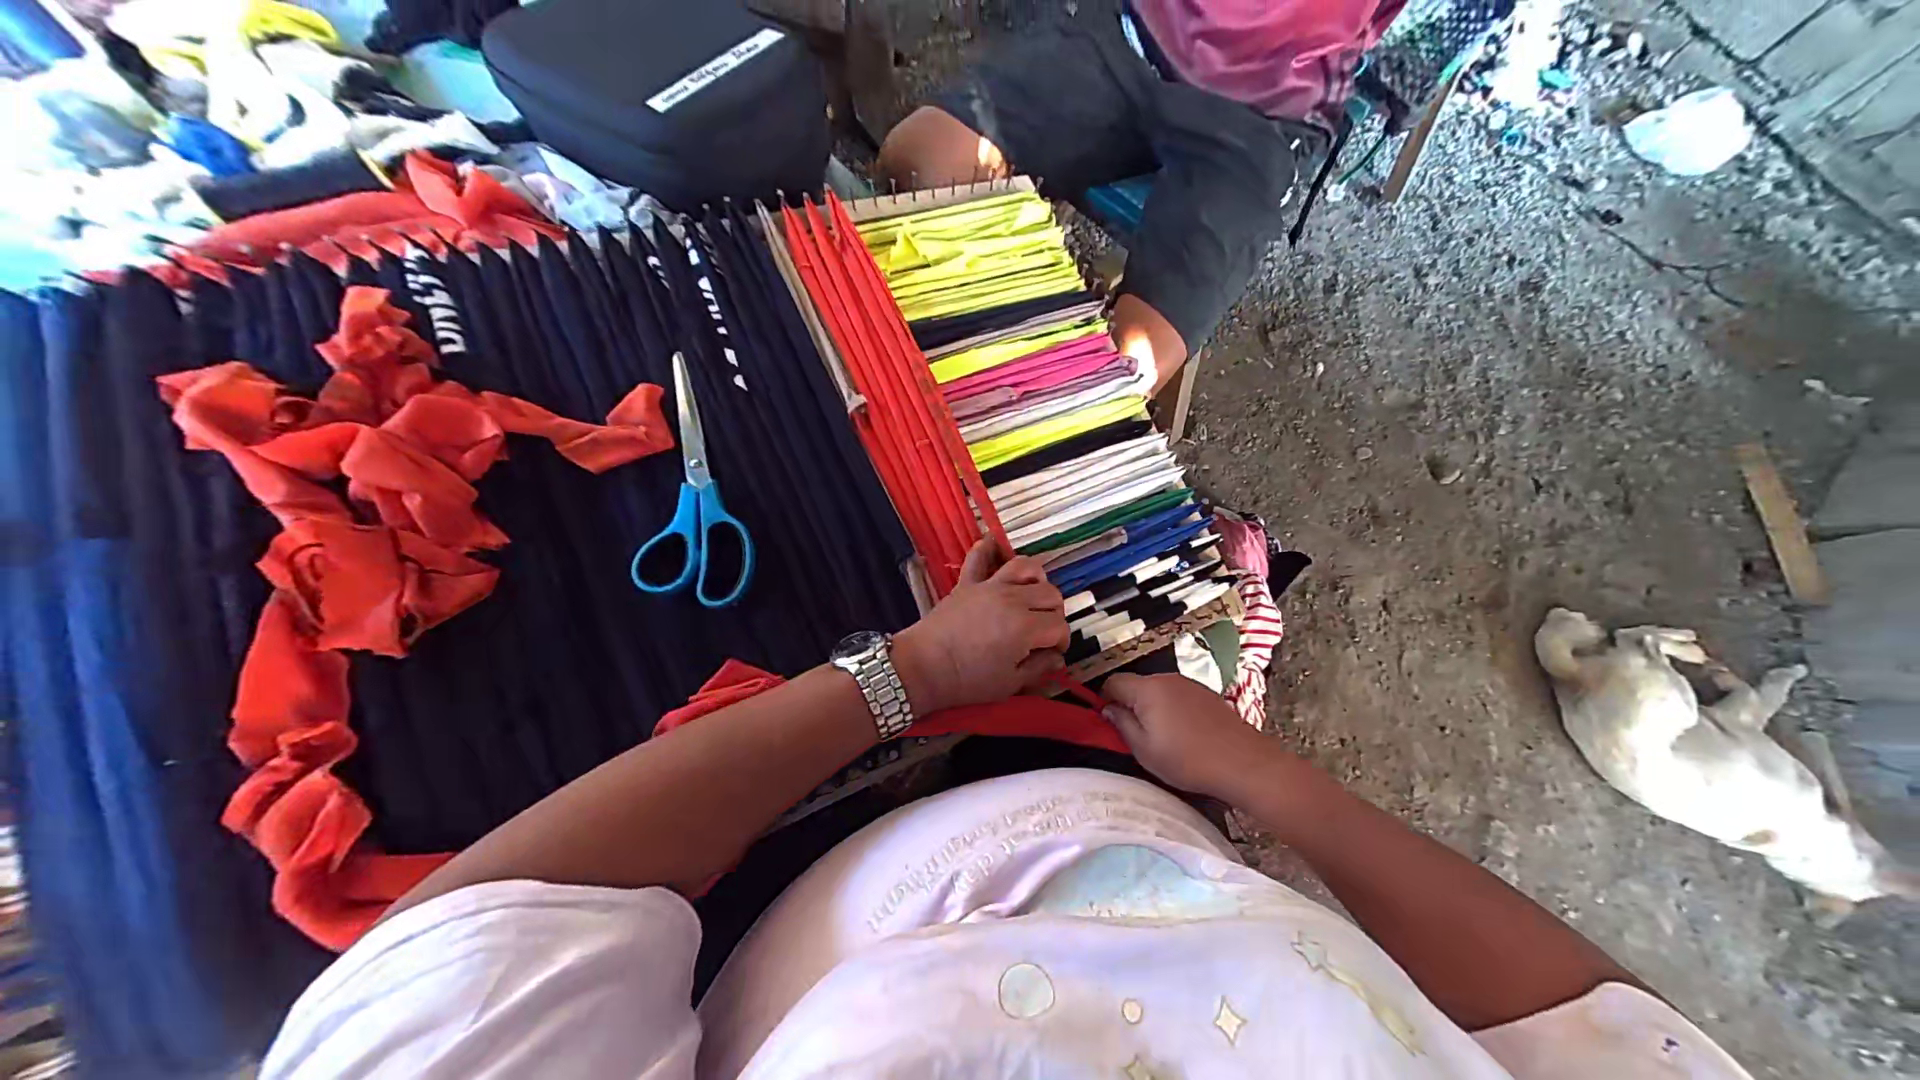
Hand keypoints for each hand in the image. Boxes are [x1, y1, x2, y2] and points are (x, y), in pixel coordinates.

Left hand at [893, 539, 1069, 712]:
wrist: (922, 667)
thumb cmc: (966, 681)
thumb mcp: (1010, 684)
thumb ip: (1039, 668)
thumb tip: (1056, 658)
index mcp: (1026, 627)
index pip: (1059, 626)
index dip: (1062, 641)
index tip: (1053, 652)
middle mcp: (1012, 599)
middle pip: (1051, 594)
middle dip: (1054, 614)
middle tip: (1043, 632)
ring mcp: (989, 586)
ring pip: (1026, 567)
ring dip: (1036, 580)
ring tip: (1031, 596)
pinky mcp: (968, 583)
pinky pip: (980, 556)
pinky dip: (990, 547)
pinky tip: (998, 544)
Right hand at [1101, 673, 1282, 796]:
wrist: (1244, 764)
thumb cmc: (1188, 760)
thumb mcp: (1144, 750)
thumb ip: (1121, 725)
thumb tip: (1108, 710)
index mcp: (1148, 689)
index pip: (1113, 682)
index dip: (1105, 700)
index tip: (1109, 722)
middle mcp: (1168, 679)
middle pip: (1136, 685)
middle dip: (1130, 705)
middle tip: (1135, 736)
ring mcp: (1190, 685)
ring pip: (1158, 691)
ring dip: (1152, 708)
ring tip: (1162, 739)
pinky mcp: (1207, 695)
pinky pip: (1178, 697)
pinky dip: (1174, 711)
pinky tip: (1185, 736)